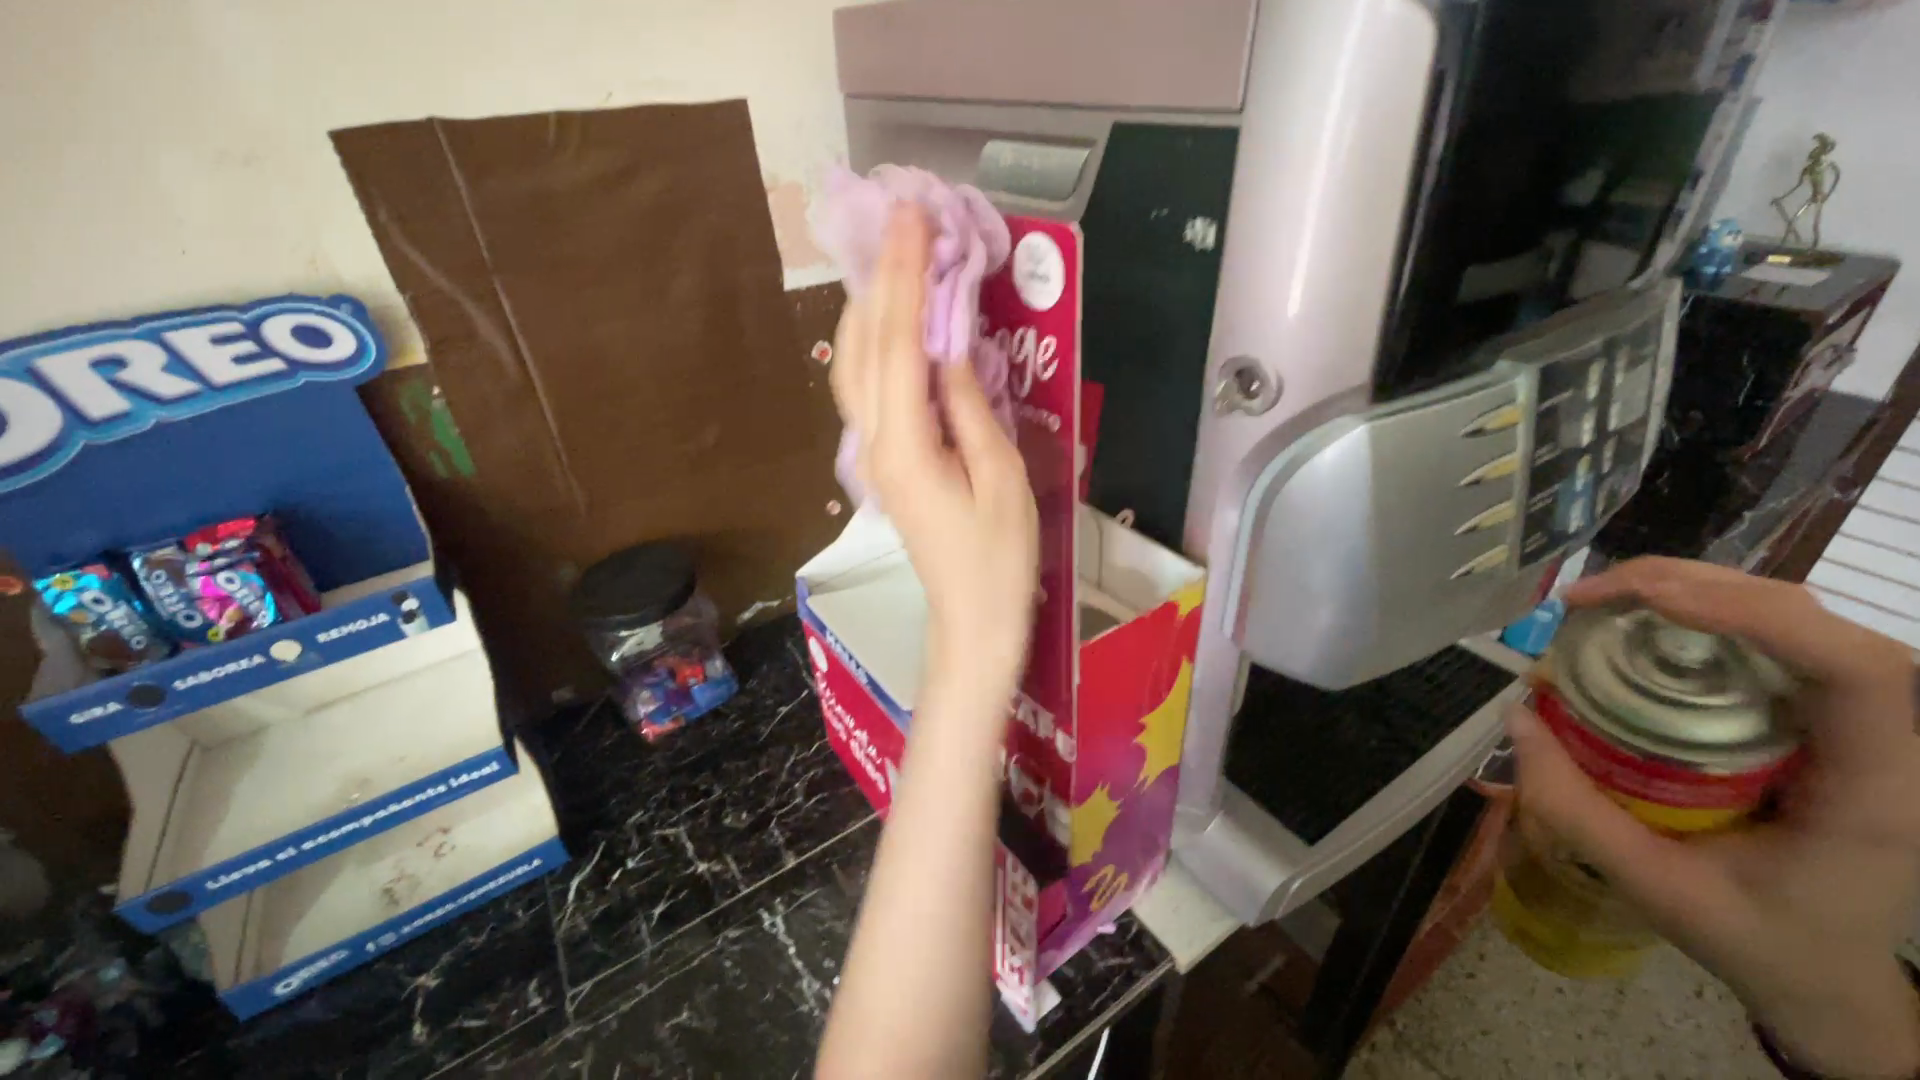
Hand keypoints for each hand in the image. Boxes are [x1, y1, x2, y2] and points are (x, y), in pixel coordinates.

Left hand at [829, 205, 1038, 694]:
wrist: (971, 618)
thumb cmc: (999, 557)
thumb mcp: (1002, 478)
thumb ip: (969, 408)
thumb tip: (949, 348)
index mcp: (905, 445)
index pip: (900, 343)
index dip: (905, 277)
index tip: (911, 219)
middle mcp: (874, 443)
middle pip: (865, 346)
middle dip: (882, 277)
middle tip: (900, 220)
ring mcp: (871, 454)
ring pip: (855, 366)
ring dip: (869, 307)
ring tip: (891, 256)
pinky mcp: (882, 462)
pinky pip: (866, 389)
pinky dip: (874, 344)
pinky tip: (890, 322)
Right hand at [1508, 557, 1919, 1077]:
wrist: (1822, 973)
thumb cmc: (1757, 940)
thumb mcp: (1655, 887)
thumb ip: (1577, 810)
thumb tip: (1516, 716)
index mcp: (1876, 790)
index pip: (1857, 672)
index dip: (1759, 617)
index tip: (1651, 602)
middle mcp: (1886, 741)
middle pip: (1815, 622)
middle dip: (1703, 587)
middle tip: (1593, 595)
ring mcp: (1858, 724)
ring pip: (1795, 619)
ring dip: (1701, 591)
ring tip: (1607, 598)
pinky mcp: (1821, 718)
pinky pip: (1773, 642)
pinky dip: (1706, 614)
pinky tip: (1645, 621)